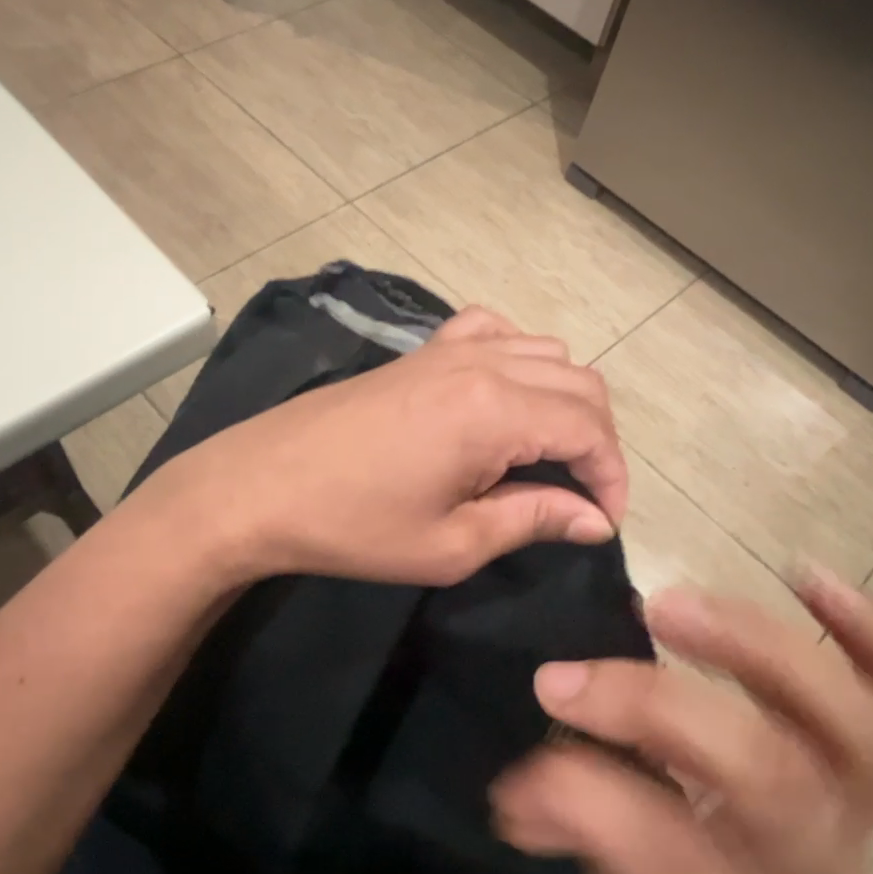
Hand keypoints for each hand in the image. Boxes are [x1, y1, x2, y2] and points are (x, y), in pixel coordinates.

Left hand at [126, 306, 627, 586]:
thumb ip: (531, 519)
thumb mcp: (451, 543)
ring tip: (549, 455)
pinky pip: (495, 331)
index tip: (603, 521)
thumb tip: (593, 519)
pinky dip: (520, 358)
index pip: (590, 429)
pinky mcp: (421, 351)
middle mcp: (482, 362)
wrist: (260, 487)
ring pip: (545, 352)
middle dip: (598, 441)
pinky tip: (505, 396)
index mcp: (494, 410)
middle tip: (582, 496)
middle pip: (580, 384)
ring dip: (565, 400)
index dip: (612, 477)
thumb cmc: (353, 526)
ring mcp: (449, 348)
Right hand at [492, 576, 872, 873]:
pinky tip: (805, 575)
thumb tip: (515, 786)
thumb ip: (573, 835)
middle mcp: (803, 849)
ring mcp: (853, 798)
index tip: (534, 718)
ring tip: (673, 603)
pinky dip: (867, 630)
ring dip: (760, 648)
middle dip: (664, 704)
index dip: (580, 779)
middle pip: (765, 774)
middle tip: (574, 669)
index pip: (652, 839)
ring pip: (849, 723)